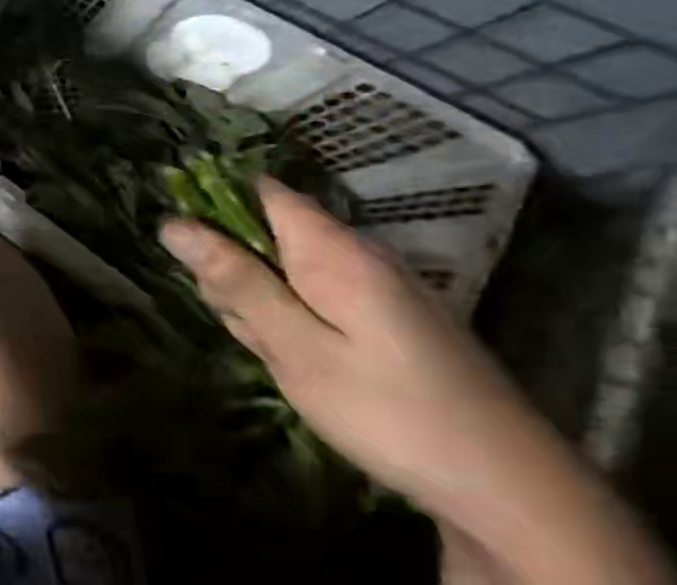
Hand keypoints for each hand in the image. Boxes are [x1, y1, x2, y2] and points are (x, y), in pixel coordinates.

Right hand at [163, 179, 673, 583]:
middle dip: (235, 265)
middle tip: (243, 322)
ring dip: (262, 299)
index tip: (182, 236)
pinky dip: (293, 320)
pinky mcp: (387, 319)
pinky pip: (316, 297)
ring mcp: (378, 288)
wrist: (514, 496)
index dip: (214, 198)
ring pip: (287, 269)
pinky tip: (302, 360)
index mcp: (336, 252)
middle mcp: (360, 256)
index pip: (262, 191)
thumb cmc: (389, 412)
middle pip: (268, 231)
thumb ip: (235, 280)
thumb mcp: (296, 347)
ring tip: (277, 351)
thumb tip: (172, 222)